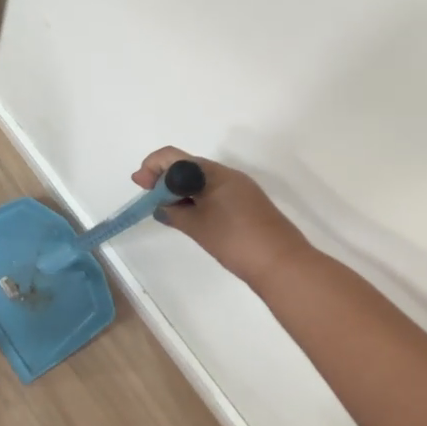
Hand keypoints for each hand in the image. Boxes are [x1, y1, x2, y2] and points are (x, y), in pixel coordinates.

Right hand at [133, 147, 312, 287]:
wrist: (286, 268)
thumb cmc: (236, 241)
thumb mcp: (196, 225)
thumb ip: (172, 211)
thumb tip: (160, 206)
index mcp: (213, 173)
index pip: (172, 157)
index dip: (151, 168)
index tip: (140, 187)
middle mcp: (228, 175)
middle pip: (186, 166)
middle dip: (164, 180)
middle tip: (151, 200)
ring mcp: (242, 190)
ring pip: (201, 181)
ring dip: (181, 191)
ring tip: (170, 211)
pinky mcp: (250, 205)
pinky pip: (215, 193)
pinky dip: (199, 199)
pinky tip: (194, 218)